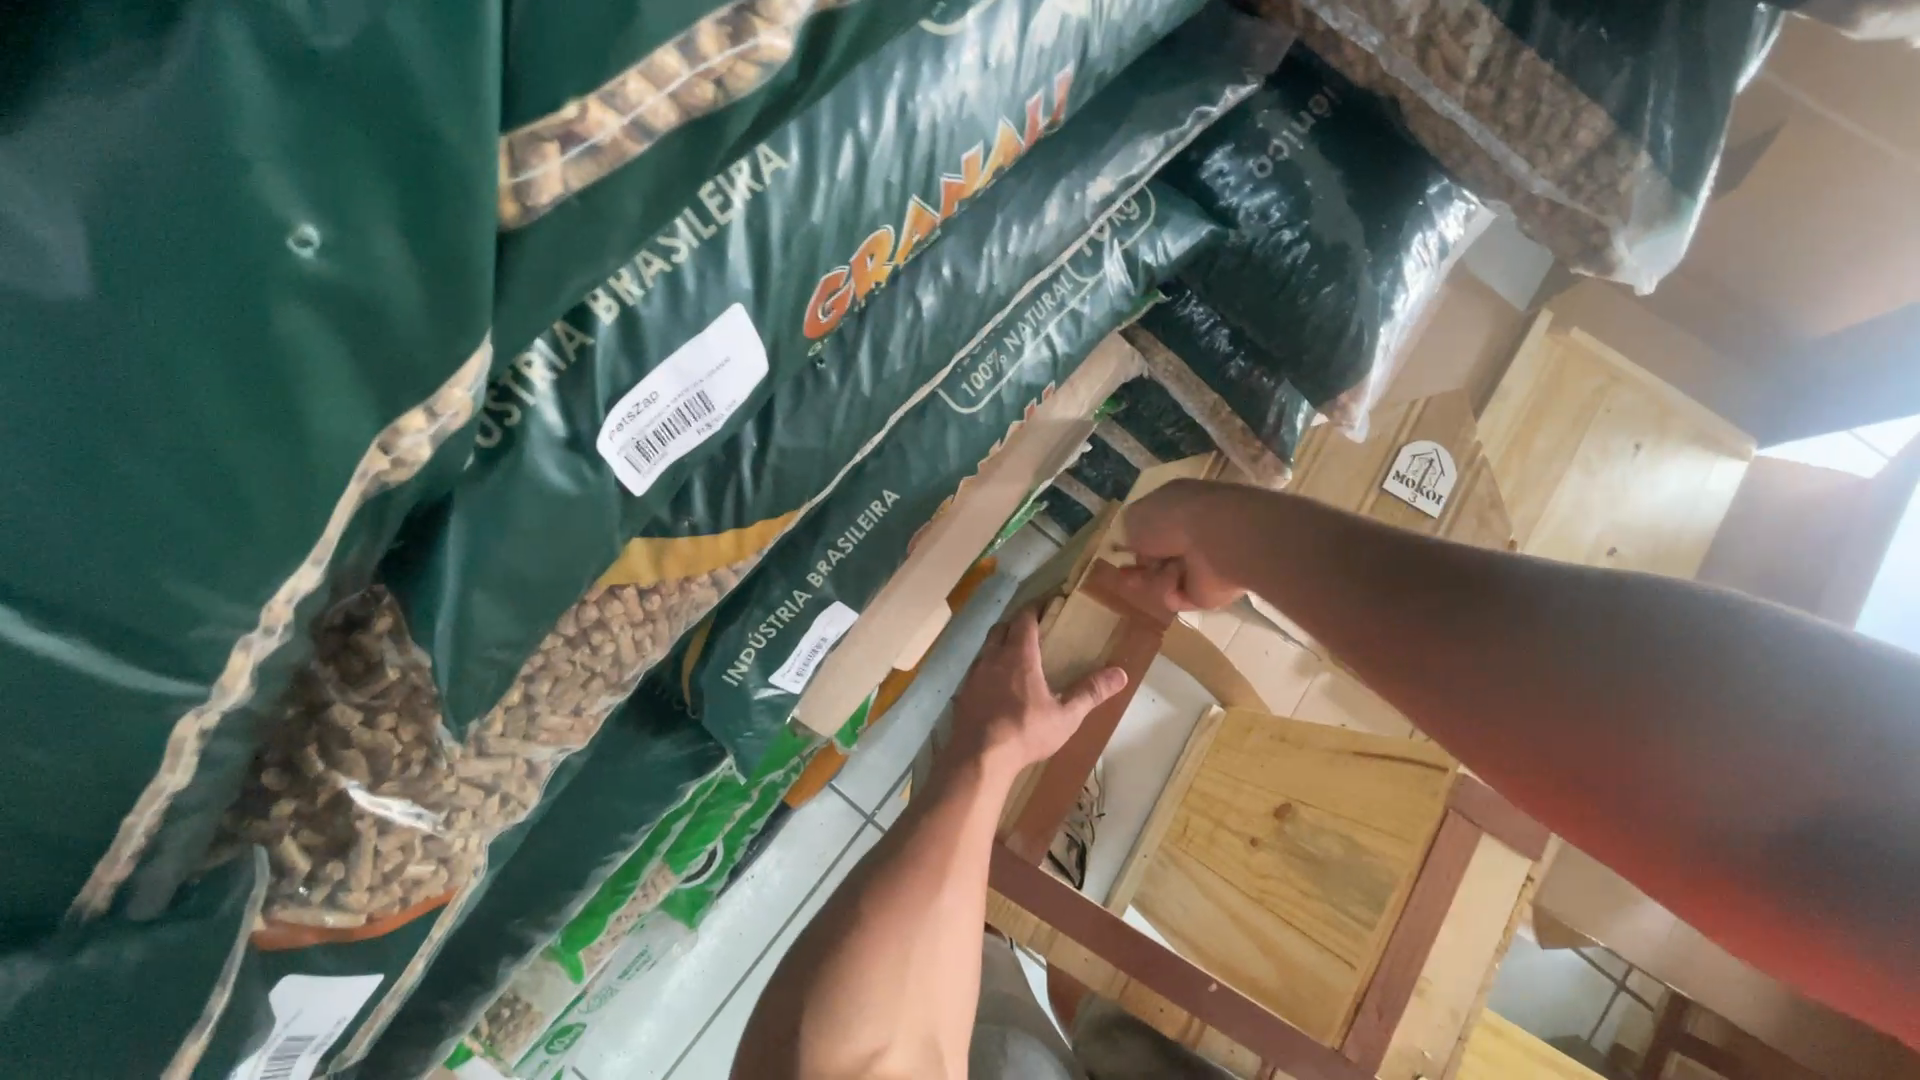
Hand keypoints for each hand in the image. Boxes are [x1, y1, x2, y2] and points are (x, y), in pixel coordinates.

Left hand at [948, 605, 1125, 771]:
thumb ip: (1091, 692)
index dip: (1036, 607)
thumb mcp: (1066, 716)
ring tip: (1015, 655)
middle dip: (1016, 623)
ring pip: (986, 647)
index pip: (1025, 618)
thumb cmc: (1025, 732)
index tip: (1048, 604)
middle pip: (1002, 627)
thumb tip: (1120, 674)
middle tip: (1033, 628)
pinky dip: (988, 668)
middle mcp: (993, 657)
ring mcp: (973, 675)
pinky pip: (975, 670)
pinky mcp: (963, 693)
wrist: (978, 758)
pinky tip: (995, 685)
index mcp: (1019, 655)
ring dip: (999, 644)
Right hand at [1118, 478, 1245, 610]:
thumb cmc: (1172, 519)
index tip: (1121, 550)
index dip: (1135, 539)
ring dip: (1154, 578)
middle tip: (1127, 575)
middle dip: (1141, 566)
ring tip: (1156, 573)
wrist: (1218, 539)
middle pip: (1159, 555)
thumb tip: (1135, 543)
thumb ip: (1129, 529)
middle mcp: (1192, 532)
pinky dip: (1171, 592)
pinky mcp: (1210, 590)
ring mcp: (1203, 562)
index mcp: (1177, 505)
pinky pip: (1180, 597)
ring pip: (1166, 577)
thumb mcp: (1134, 516)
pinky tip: (1173, 583)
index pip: (1153, 524)